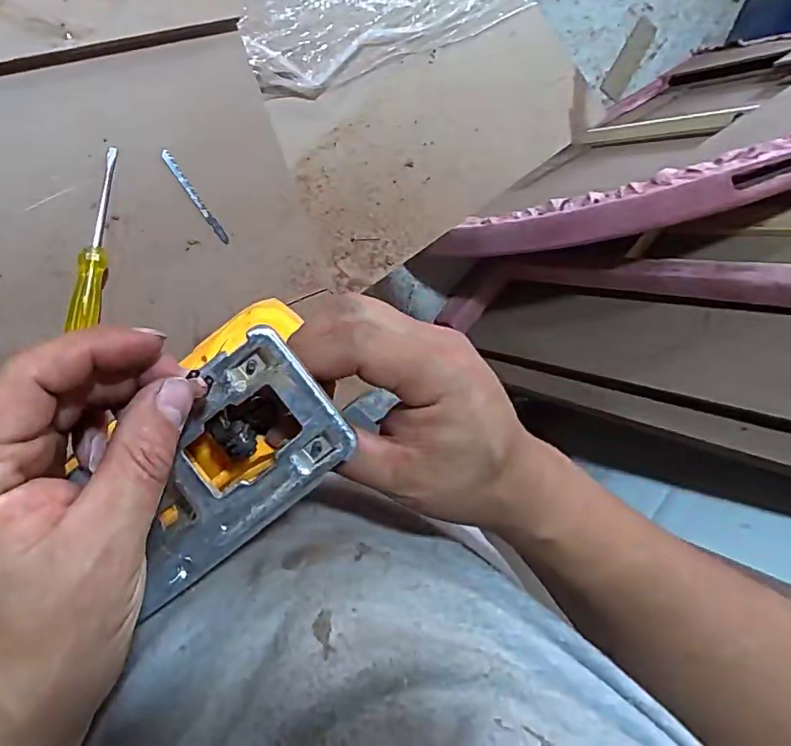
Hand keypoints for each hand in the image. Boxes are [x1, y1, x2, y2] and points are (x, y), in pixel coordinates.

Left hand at [0, 326, 202, 745]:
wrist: (10, 738)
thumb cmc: (51, 647)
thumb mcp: (109, 543)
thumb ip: (143, 452)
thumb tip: (180, 385)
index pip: (27, 378)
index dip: (95, 348)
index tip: (157, 345)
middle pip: (39, 394)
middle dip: (111, 377)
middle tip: (176, 380)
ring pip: (49, 419)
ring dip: (108, 405)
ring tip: (163, 404)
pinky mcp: (3, 510)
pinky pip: (53, 452)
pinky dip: (97, 439)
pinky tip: (131, 442)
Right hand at [288, 294, 557, 530]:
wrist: (515, 474)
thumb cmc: (467, 482)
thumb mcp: (401, 480)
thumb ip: (344, 450)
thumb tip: (291, 428)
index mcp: (436, 368)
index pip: (358, 338)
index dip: (309, 355)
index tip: (276, 388)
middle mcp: (433, 336)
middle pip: (353, 312)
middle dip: (306, 343)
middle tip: (281, 385)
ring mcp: (430, 331)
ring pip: (357, 309)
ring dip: (319, 337)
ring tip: (301, 381)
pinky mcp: (423, 336)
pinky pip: (368, 321)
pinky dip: (337, 339)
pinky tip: (328, 371)